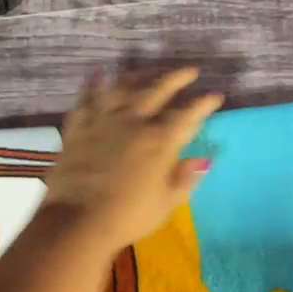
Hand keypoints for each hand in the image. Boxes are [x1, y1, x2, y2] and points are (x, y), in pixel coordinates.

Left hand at [40, 68, 222, 252]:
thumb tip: (200, 162)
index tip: (215, 96)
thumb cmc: (126, 217)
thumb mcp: (165, 204)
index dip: (203, 104)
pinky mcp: (77, 128)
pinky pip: (86, 98)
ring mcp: (102, 121)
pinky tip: (98, 73)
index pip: (187, 115)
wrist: (77, 221)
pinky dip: (93, 84)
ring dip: (140, 75)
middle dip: (177, 77)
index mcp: (159, 141)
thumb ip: (184, 180)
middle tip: (189, 71)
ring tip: (150, 71)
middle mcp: (133, 122)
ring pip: (123, 87)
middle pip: (157, 90)